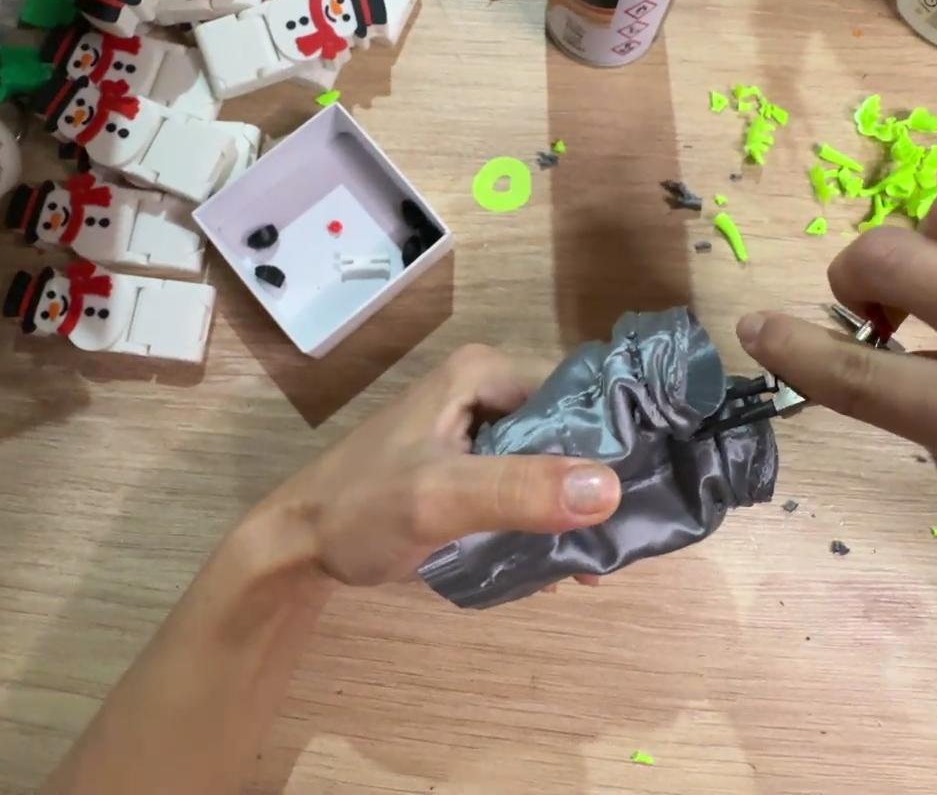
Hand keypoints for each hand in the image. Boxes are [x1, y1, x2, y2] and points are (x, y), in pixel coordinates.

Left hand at [252, 345, 621, 587]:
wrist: (298, 543)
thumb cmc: (361, 508)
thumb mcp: (439, 497)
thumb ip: (519, 489)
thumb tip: (611, 488)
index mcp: (481, 373)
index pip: (572, 396)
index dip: (607, 443)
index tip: (637, 500)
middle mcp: (484, 388)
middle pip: (562, 431)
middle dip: (589, 487)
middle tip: (613, 545)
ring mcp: (474, 427)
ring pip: (545, 463)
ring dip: (566, 511)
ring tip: (588, 564)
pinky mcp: (466, 463)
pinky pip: (521, 484)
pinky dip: (537, 519)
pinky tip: (550, 564)